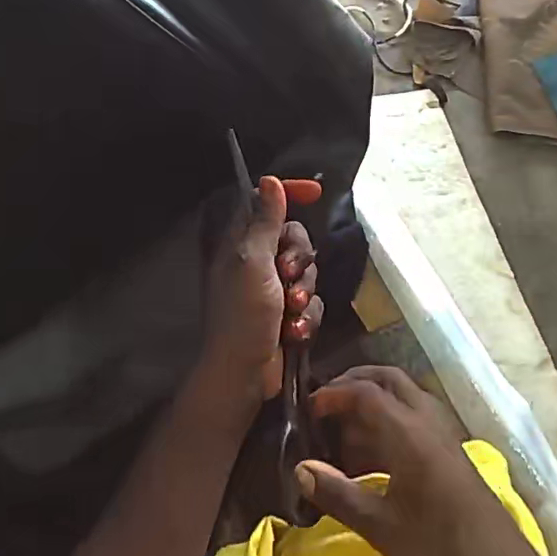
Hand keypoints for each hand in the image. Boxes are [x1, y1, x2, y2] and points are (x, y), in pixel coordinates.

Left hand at [200, 177, 322, 403]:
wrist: (244, 374)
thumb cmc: (242, 314)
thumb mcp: (253, 261)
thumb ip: (265, 221)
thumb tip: (269, 180)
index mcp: (241, 244)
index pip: (265, 204)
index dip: (288, 193)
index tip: (315, 192)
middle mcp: (258, 261)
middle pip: (295, 238)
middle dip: (300, 258)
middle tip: (288, 275)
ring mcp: (274, 289)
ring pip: (308, 272)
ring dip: (304, 292)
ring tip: (290, 311)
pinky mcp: (289, 315)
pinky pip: (311, 302)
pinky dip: (306, 317)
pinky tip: (294, 332)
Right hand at [297, 367, 556, 555]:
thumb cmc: (441, 550)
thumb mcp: (382, 528)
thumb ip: (338, 494)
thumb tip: (299, 470)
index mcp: (410, 432)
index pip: (365, 391)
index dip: (333, 394)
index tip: (307, 411)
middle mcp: (427, 421)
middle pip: (387, 379)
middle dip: (353, 383)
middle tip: (323, 403)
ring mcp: (442, 435)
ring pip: (402, 396)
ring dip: (371, 401)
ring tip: (340, 429)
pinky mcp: (449, 452)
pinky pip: (412, 417)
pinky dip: (386, 422)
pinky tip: (368, 456)